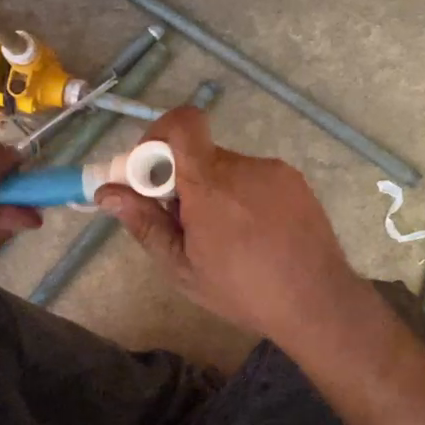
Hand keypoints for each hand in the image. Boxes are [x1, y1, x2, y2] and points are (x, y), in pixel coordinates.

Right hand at [95, 108, 369, 343]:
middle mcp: (243, 166)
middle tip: (187, 223)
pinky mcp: (296, 181)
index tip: (150, 170)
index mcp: (209, 185)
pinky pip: (257, 177)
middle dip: (185, 180)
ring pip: (230, 168)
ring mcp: (275, 171)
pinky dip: (246, 197)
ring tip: (228, 237)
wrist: (317, 301)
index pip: (182, 124)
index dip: (158, 135)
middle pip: (201, 154)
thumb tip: (107, 193)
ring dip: (218, 192)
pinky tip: (256, 235)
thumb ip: (145, 224)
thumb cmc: (243, 291)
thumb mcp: (183, 268)